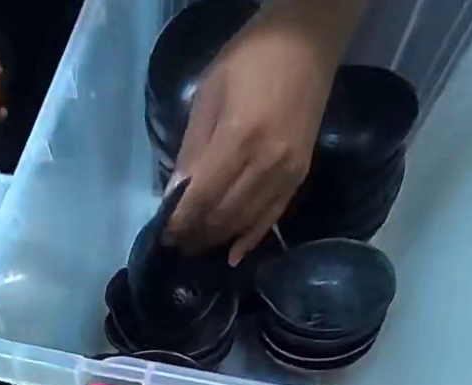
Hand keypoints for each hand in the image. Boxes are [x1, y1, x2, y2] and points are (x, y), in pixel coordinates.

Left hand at [167, 0, 352, 262]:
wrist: (308, 40)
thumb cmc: (250, 59)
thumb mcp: (208, 97)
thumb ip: (191, 151)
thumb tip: (173, 198)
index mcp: (239, 138)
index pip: (200, 198)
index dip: (179, 222)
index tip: (163, 235)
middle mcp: (266, 162)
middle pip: (221, 215)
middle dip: (194, 235)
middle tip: (175, 244)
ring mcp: (287, 172)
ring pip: (243, 222)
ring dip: (216, 239)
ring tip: (194, 246)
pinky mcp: (299, 176)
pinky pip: (271, 218)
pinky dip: (249, 240)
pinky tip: (231, 257)